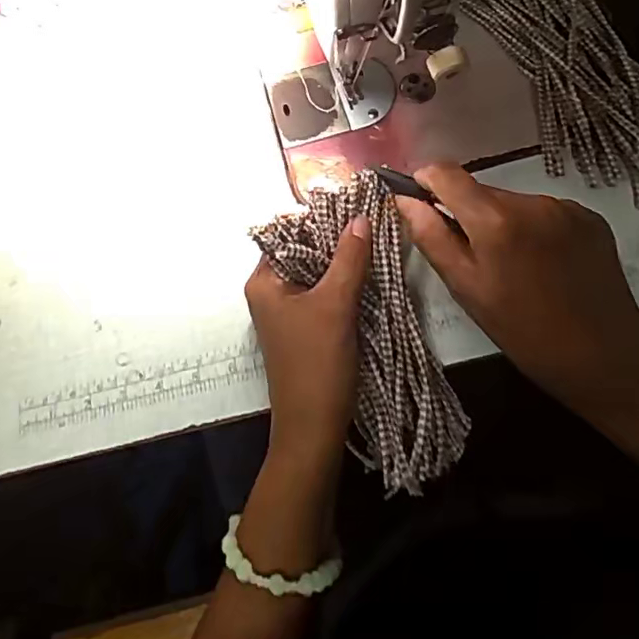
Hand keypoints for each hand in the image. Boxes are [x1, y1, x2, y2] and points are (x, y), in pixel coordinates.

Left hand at [244, 216, 369, 461]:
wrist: (314, 429)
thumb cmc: (316, 363)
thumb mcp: (335, 305)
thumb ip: (349, 259)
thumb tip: (361, 217)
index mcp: (264, 281)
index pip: (288, 233)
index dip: (319, 220)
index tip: (355, 209)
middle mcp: (270, 291)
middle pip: (304, 252)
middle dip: (336, 240)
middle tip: (372, 224)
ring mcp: (287, 310)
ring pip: (317, 273)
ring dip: (343, 263)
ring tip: (375, 244)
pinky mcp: (305, 327)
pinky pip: (323, 293)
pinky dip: (344, 284)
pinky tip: (369, 276)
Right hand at [395, 164, 638, 417]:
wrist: (604, 357)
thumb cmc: (522, 330)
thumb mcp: (466, 288)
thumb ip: (431, 237)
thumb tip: (403, 199)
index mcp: (495, 219)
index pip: (445, 173)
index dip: (425, 181)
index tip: (419, 201)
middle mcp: (531, 200)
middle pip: (481, 190)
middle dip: (468, 213)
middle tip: (473, 257)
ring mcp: (565, 206)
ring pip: (513, 203)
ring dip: (503, 223)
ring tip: (514, 266)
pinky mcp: (589, 217)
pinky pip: (545, 212)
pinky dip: (534, 229)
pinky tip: (544, 264)